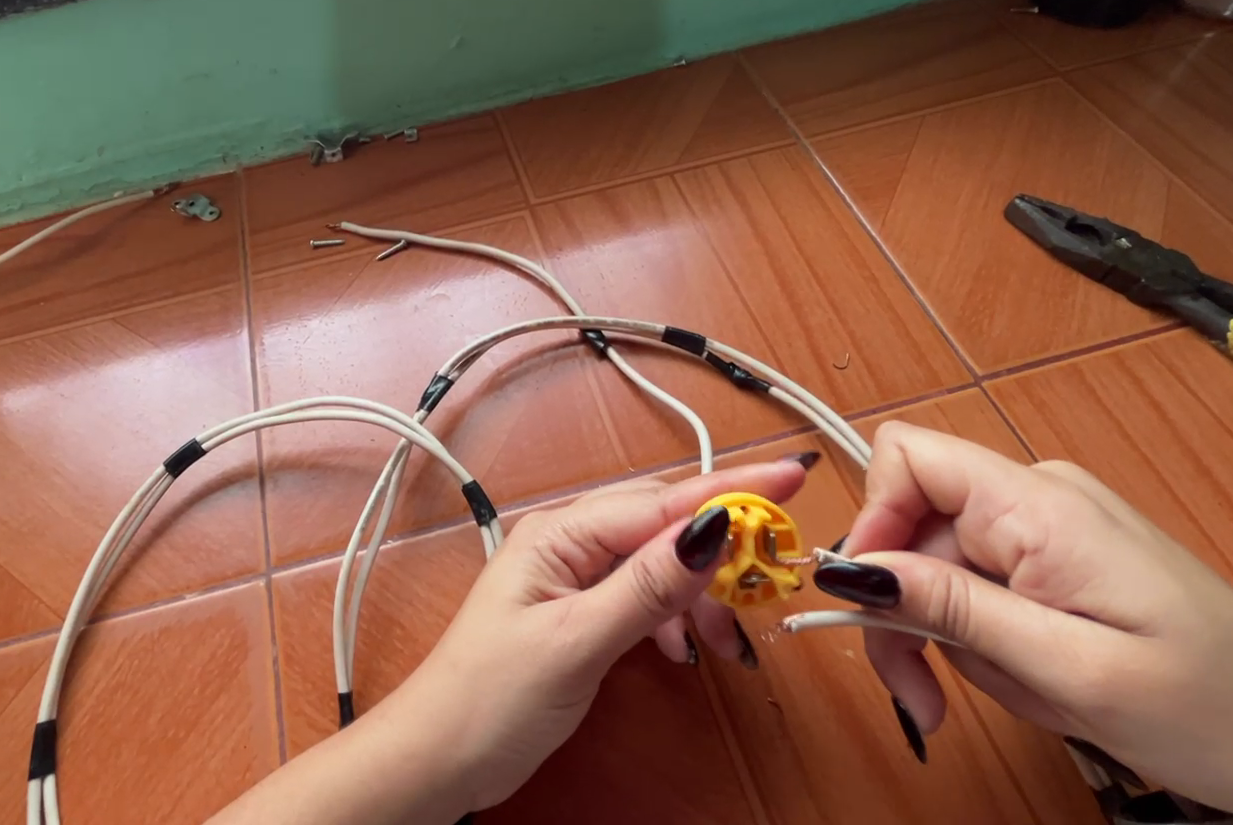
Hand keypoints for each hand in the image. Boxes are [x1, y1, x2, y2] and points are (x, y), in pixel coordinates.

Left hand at [376, 456, 811, 813]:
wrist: (440, 754)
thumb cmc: (492, 698)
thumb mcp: (577, 641)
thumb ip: (646, 586)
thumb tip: (713, 531)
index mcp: (559, 532)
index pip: (659, 502)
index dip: (729, 491)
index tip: (792, 477)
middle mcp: (567, 538)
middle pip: (661, 523)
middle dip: (720, 546)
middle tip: (771, 578)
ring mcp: (572, 571)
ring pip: (656, 559)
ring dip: (697, 590)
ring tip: (723, 639)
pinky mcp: (578, 604)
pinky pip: (640, 590)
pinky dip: (672, 613)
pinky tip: (681, 646)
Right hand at [829, 422, 1232, 823]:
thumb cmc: (1225, 713)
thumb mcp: (1075, 671)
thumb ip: (957, 608)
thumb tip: (855, 570)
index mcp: (1037, 504)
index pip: (907, 456)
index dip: (871, 515)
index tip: (871, 596)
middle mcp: (1030, 499)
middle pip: (912, 528)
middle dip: (904, 612)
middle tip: (919, 696)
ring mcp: (1040, 530)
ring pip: (937, 568)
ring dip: (949, 639)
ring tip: (1007, 698)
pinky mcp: (1050, 561)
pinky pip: (974, 588)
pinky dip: (979, 641)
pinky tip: (1027, 681)